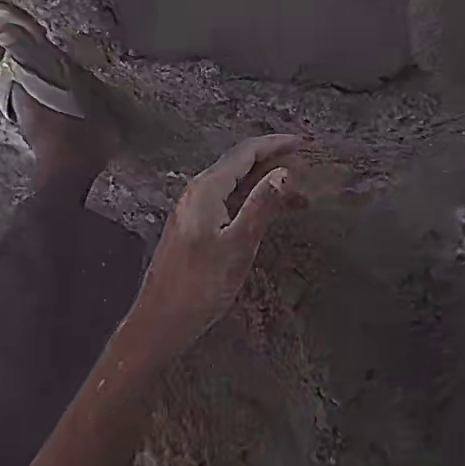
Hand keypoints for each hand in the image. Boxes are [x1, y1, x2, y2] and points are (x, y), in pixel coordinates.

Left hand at [122, 134, 304, 358]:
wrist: (159, 323)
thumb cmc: (200, 286)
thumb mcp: (238, 244)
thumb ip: (262, 204)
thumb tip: (285, 172)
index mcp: (207, 189)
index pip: (246, 152)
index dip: (275, 144)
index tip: (302, 142)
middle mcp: (198, 191)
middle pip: (241, 164)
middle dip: (273, 161)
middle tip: (304, 164)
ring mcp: (194, 208)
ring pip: (236, 184)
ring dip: (266, 184)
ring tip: (298, 195)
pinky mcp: (195, 226)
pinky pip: (229, 201)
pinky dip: (252, 201)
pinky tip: (270, 214)